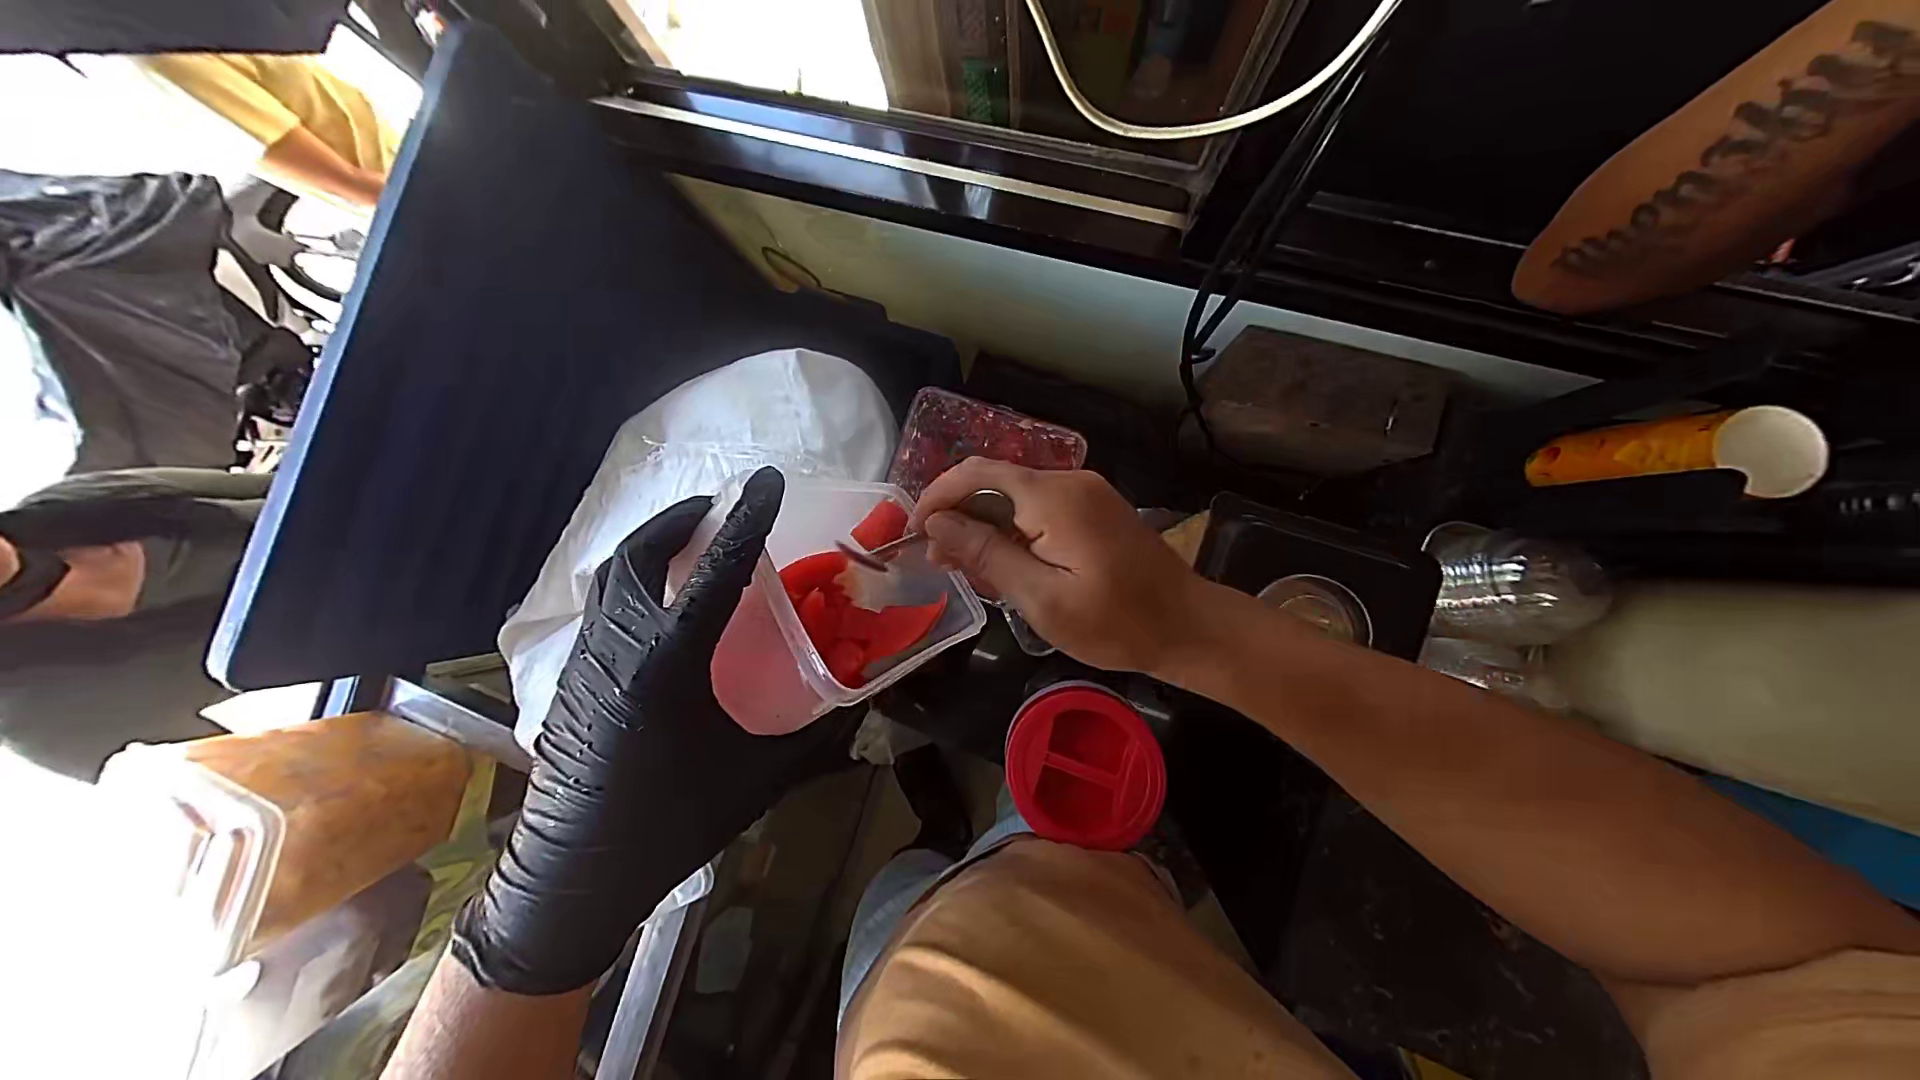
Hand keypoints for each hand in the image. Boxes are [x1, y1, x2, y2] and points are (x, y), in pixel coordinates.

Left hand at [453, 467, 830, 994]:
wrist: (576, 875)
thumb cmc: (674, 823)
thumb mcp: (759, 778)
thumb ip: (817, 738)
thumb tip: (863, 708)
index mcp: (673, 662)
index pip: (717, 569)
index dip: (748, 519)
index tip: (767, 481)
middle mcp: (623, 646)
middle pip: (639, 555)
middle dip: (678, 519)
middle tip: (714, 506)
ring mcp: (587, 661)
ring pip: (610, 579)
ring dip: (648, 547)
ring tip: (685, 544)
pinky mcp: (569, 680)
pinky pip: (599, 609)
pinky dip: (630, 585)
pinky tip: (657, 609)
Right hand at [911, 458, 1209, 674]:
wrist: (1188, 627)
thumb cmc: (1116, 623)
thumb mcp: (1042, 599)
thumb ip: (987, 555)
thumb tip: (938, 523)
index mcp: (1055, 498)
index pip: (978, 473)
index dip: (938, 496)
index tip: (915, 532)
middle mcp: (1069, 482)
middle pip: (995, 483)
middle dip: (959, 517)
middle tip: (940, 564)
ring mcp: (1085, 493)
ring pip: (1015, 498)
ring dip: (985, 527)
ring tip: (969, 571)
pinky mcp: (1093, 508)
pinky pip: (1039, 509)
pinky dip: (1013, 531)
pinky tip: (1005, 564)